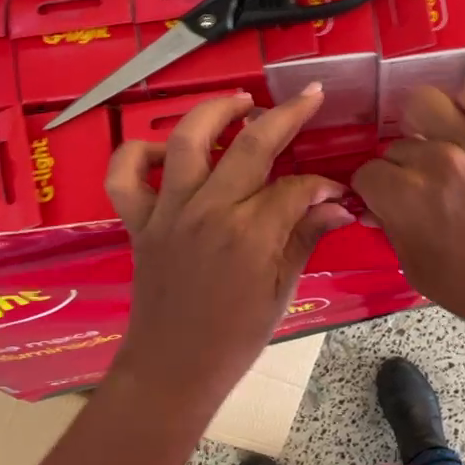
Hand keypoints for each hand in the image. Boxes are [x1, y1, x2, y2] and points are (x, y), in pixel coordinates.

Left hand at [107, 86, 353, 398]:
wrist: (175, 367)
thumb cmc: (236, 337)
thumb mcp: (282, 290)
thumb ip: (305, 239)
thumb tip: (338, 206)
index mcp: (252, 234)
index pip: (295, 187)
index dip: (321, 184)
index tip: (335, 190)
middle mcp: (210, 211)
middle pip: (251, 145)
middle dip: (287, 115)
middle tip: (309, 97)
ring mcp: (169, 212)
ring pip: (189, 140)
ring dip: (217, 111)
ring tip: (241, 101)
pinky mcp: (140, 222)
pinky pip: (126, 175)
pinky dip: (138, 153)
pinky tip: (165, 150)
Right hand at [352, 84, 464, 342]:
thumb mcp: (414, 267)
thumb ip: (391, 228)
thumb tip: (375, 207)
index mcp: (406, 198)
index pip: (368, 174)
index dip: (373, 193)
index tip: (385, 204)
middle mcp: (437, 162)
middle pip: (396, 146)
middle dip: (399, 170)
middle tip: (416, 191)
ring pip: (426, 104)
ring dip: (421, 126)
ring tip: (433, 148)